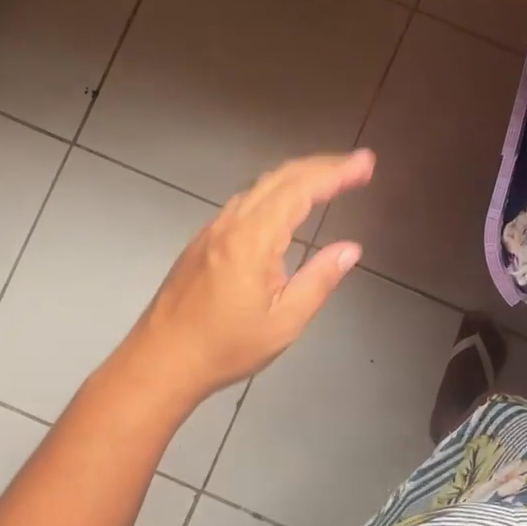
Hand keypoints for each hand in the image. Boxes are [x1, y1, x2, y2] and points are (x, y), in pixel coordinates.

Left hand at [105, 151, 374, 399]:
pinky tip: (287, 205)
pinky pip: (246, 202)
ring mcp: (214, 230)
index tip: (366, 163)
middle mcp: (232, 224)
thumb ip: (319, 280)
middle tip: (358, 165)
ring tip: (331, 179)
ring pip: (260, 187)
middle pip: (280, 177)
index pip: (301, 189)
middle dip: (322, 165)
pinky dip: (276, 191)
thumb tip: (350, 249)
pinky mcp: (204, 242)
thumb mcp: (284, 321)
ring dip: (298, 176)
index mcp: (253, 239)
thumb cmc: (225, 347)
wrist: (160, 362)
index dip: (337, 172)